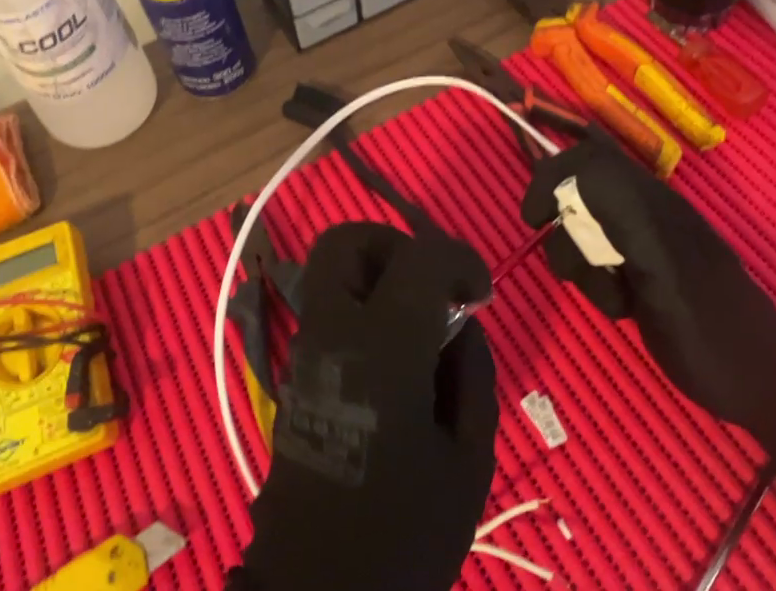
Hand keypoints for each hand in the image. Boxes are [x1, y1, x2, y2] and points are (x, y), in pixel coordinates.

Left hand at [230, 223, 496, 590]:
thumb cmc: (406, 532)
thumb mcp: (468, 457)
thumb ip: (471, 373)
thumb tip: (460, 323)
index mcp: (382, 349)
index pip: (420, 259)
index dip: (460, 259)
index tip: (480, 295)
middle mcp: (332, 335)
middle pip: (345, 243)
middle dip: (395, 247)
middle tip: (433, 288)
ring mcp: (304, 354)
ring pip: (328, 273)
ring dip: (376, 277)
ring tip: (418, 324)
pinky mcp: (294, 377)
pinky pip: (326, 313)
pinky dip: (361, 309)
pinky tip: (394, 359)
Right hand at [520, 139, 775, 429]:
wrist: (767, 385)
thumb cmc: (715, 334)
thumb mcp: (666, 272)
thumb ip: (627, 216)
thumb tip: (583, 172)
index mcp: (655, 206)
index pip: (589, 162)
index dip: (552, 178)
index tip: (533, 221)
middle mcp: (649, 214)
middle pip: (580, 194)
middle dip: (567, 234)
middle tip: (577, 275)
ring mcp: (649, 244)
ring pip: (587, 231)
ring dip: (583, 265)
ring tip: (615, 301)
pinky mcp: (648, 273)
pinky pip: (603, 260)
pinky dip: (598, 282)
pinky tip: (623, 308)